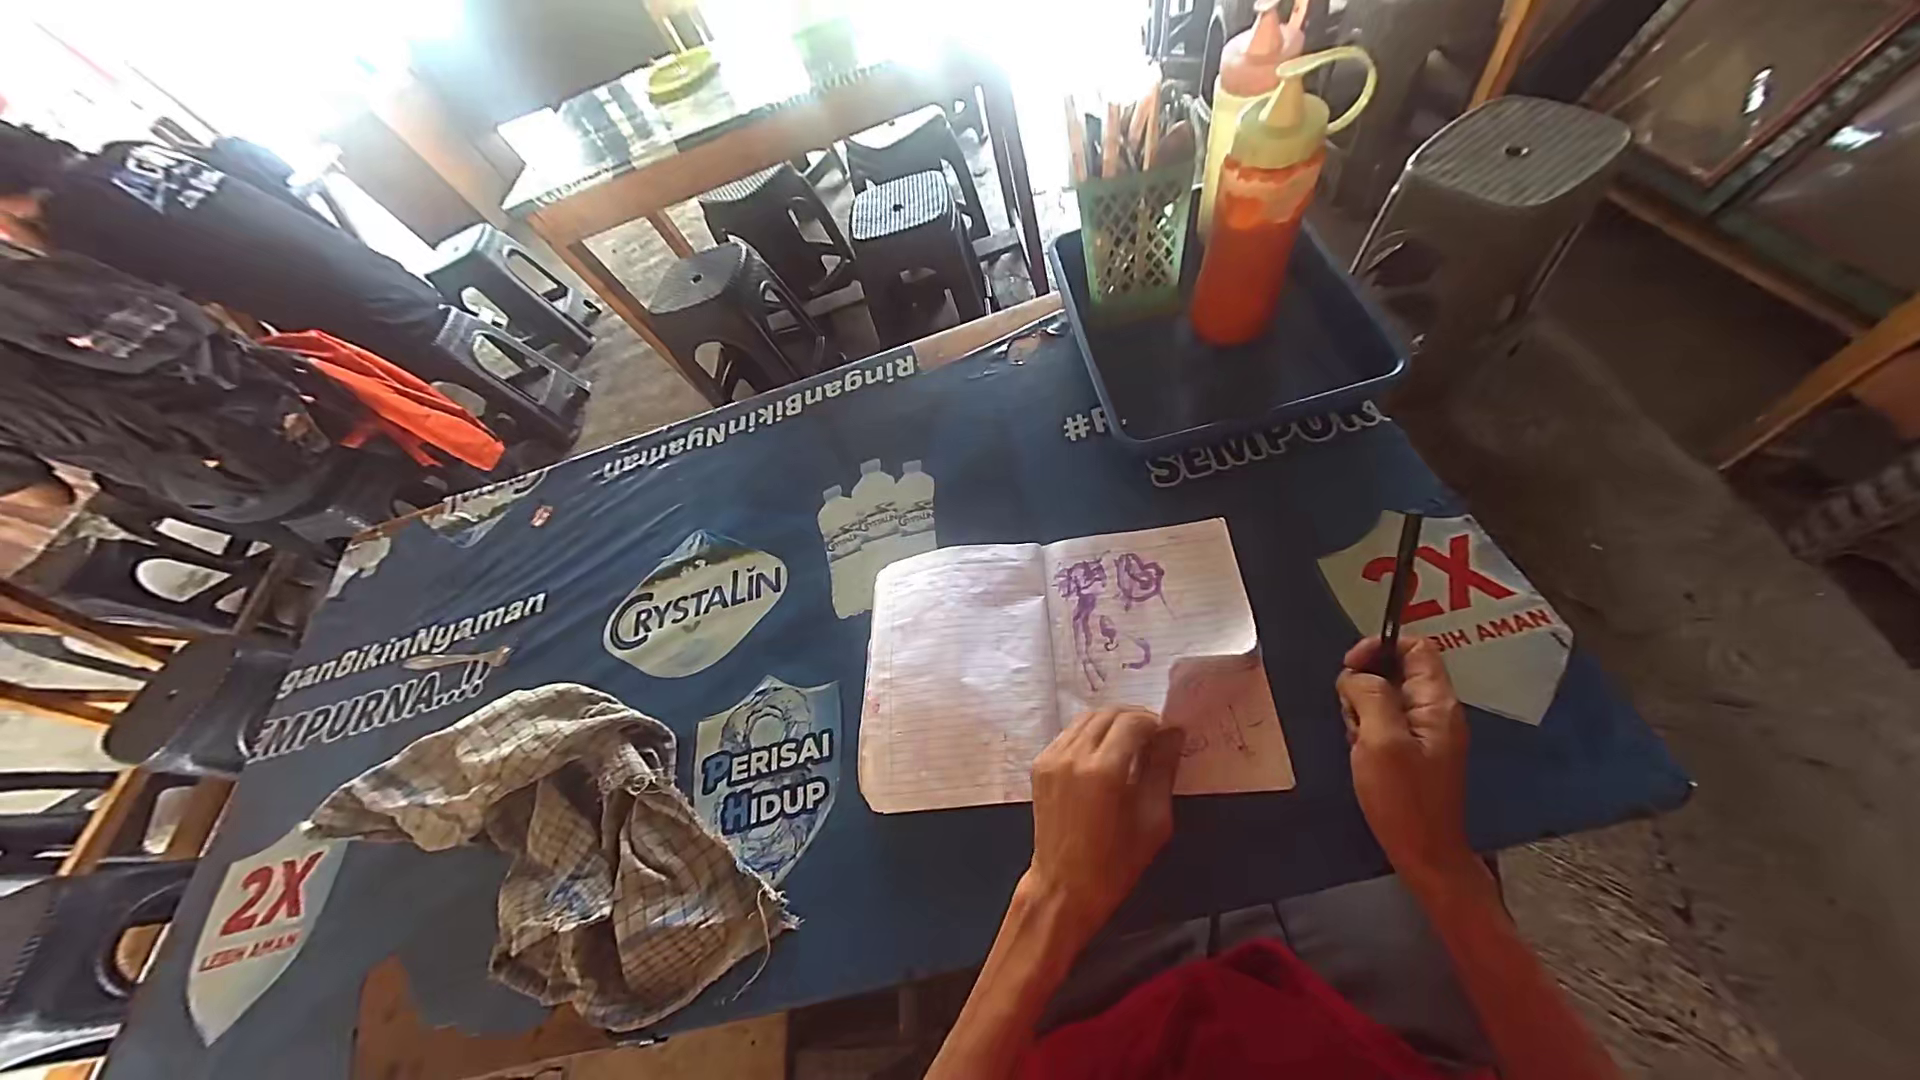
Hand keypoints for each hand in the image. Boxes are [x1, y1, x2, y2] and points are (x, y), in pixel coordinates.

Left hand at [1025, 706, 1183, 941]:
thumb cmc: (1116, 863)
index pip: (1132, 722)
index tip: (1167, 734)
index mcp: (1103, 771)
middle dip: (1134, 718)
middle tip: (1152, 737)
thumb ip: (1163, 769)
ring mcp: (1052, 757)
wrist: (1063, 887)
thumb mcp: (1153, 820)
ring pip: (1087, 718)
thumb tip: (1173, 733)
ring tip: (1129, 743)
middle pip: (1108, 713)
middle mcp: (1073, 755)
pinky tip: (1103, 754)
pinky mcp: (1040, 763)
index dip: (1154, 722)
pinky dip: (1090, 734)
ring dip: (1111, 723)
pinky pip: (1069, 733)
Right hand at [1337, 636, 1475, 893]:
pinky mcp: (1410, 748)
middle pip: (1396, 669)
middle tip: (1350, 709)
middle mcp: (1435, 712)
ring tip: (1356, 734)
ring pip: (1383, 693)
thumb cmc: (1403, 798)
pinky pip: (1381, 717)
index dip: (1380, 647)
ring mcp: (1423, 731)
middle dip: (1363, 681)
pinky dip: (1363, 724)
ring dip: (1360, 705)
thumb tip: (1356, 676)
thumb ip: (1370, 697)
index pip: (1417, 649)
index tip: (1350, 666)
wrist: (1423, 852)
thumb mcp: (1381, 741)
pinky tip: (1359, 745)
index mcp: (1437, 705)